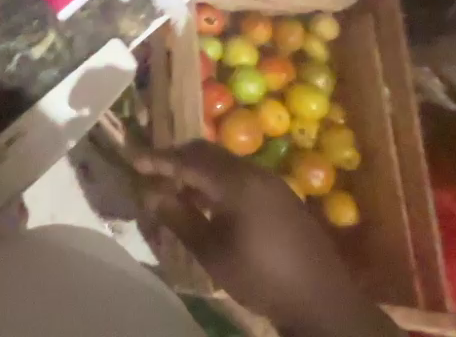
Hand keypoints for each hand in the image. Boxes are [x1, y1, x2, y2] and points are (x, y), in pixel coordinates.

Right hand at [133, 142, 398, 336]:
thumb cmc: (261, 277)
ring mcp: (271, 182)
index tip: (133, 159)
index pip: (187, 159)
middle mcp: (253, 171)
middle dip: (177, 159)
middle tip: (153, 172)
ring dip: (198, 169)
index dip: (157, 159)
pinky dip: (217, 179)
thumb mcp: (212, 251)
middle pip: (206, 152)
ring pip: (224, 162)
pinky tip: (209, 202)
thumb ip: (178, 217)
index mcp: (235, 181)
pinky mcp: (282, 196)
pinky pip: (240, 174)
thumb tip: (149, 192)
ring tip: (177, 188)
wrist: (323, 303)